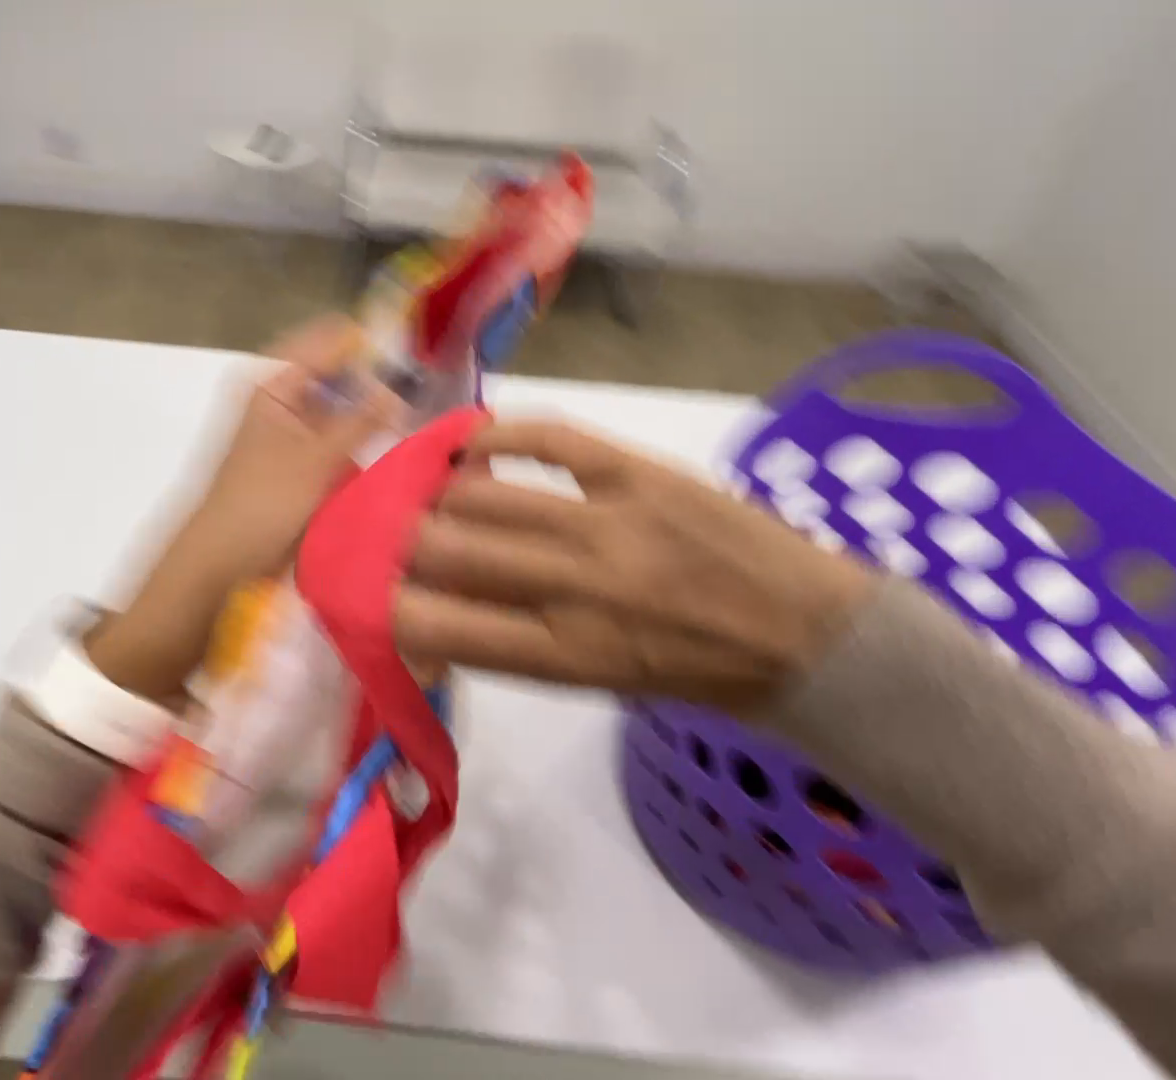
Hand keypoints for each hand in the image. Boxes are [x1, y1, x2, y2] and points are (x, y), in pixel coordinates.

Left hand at [86, 316, 399, 700]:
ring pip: (343, 414)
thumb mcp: (316, 458)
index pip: (331, 342)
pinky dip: (360, 449)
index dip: (371, 347)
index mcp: (273, 383)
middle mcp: (280, 400)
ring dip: (371, 422)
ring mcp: (289, 434)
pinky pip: (338, 446)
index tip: (418, 362)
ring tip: (416, 427)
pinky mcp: (298, 467)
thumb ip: (361, 419)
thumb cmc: (262, 504)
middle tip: (423, 400)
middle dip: (376, 387)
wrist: (220, 564)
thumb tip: (401, 388)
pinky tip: (392, 456)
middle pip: (339, 378)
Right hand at [393, 420, 874, 710]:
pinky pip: (546, 439)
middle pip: (447, 548)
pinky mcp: (640, 473)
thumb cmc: (690, 674)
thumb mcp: (591, 683)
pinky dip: (493, 436)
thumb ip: (508, 644)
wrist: (807, 640)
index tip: (368, 590)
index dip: (384, 603)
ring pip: (482, 494)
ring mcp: (607, 523)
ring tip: (425, 490)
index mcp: (560, 653)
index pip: (436, 624)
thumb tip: (430, 610)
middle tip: (389, 532)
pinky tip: (468, 445)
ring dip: (437, 491)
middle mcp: (573, 587)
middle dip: (401, 540)